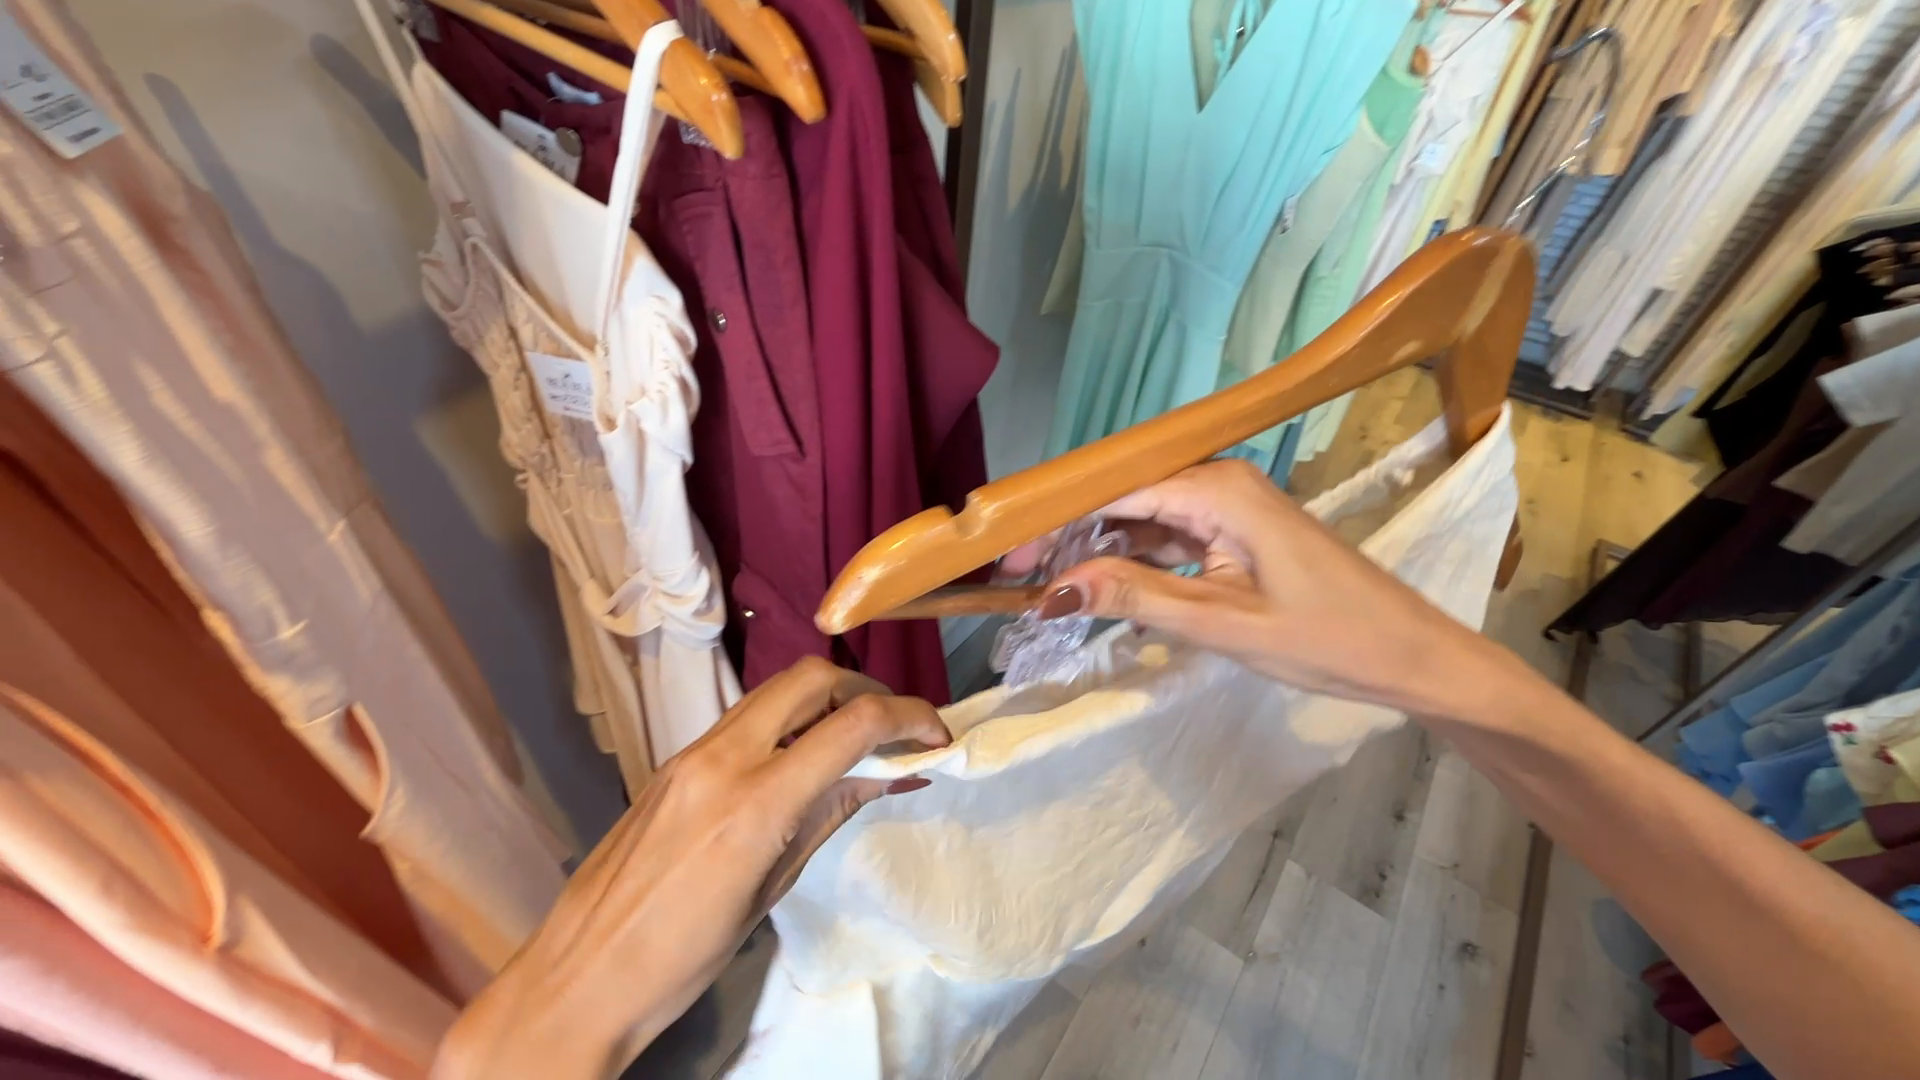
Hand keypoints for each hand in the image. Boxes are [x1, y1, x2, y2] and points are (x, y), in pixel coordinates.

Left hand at [433, 659, 949, 1079]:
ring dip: (827, 697)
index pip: (852, 725)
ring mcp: (693, 751)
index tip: (937, 735)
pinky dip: (790, 717)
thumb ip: (832, 813)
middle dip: (866, 689)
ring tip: (855, 736)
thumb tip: (892, 773)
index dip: (908, 717)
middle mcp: (723, 756)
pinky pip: (747, 716)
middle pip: (812, 678)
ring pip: (776, 689)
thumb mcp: (773, 889)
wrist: (579, 977)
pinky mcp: (676, 758)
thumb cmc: (685, 958)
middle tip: (895, 727)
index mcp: (755, 802)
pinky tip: (803, 755)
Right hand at [1002, 459, 1514, 721]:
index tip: (1006, 560)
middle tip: (1017, 582)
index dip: (1053, 524)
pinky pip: (1167, 539)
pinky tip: (1104, 591)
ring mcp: (1226, 506)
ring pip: (1140, 522)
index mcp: (1216, 488)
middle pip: (1121, 502)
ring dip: (1097, 555)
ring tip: (1047, 590)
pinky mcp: (1233, 532)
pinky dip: (1134, 566)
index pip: (1112, 494)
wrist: (1414, 656)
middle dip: (1068, 539)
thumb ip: (1136, 597)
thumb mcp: (1221, 623)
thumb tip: (1054, 591)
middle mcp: (1216, 482)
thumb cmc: (1328, 639)